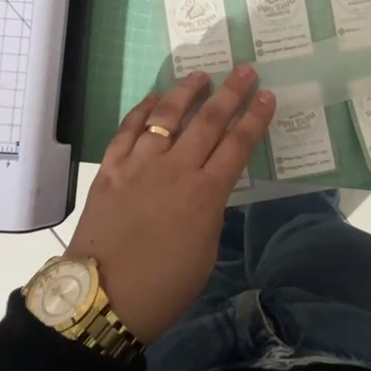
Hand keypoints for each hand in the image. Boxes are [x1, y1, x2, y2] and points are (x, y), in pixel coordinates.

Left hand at [67, 68, 275, 342]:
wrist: (103, 300)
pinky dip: (143, 110)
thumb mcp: (205, 250)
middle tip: (244, 70)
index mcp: (205, 194)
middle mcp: (175, 170)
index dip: (255, 118)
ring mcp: (139, 165)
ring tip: (200, 76)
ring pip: (167, 116)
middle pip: (208, 121)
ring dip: (186, 92)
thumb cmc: (165, 287)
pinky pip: (128, 129)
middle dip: (230, 93)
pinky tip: (154, 100)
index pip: (237, 145)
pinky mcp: (110, 169)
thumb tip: (207, 186)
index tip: (267, 96)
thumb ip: (209, 209)